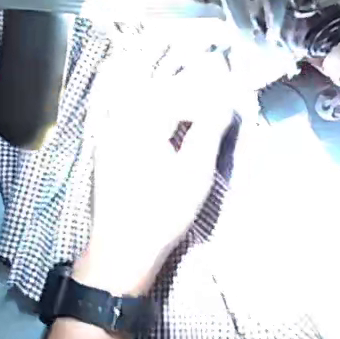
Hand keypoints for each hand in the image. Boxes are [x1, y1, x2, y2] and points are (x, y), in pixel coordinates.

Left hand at [75, 72, 233, 296]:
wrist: (122, 249)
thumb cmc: (162, 212)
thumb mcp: (195, 172)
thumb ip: (209, 130)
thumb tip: (225, 102)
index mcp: (140, 121)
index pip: (179, 93)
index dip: (208, 96)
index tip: (231, 103)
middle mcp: (119, 119)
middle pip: (159, 90)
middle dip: (189, 88)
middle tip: (218, 91)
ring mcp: (109, 133)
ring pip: (143, 100)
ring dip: (172, 97)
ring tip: (198, 104)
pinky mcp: (108, 149)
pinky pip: (131, 115)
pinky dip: (155, 111)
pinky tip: (171, 122)